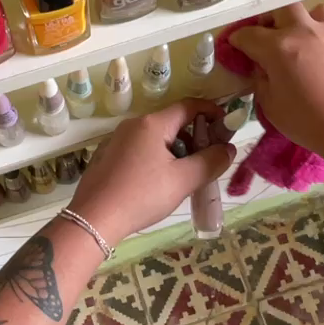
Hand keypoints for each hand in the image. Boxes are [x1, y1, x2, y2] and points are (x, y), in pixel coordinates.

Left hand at [70, 99, 236, 242]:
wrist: (94, 218)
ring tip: (183, 177)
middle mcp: (133, 125)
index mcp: (152, 124)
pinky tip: (156, 184)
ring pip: (155, 138)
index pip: (189, 106)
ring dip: (176, 151)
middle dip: (194, 138)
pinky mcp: (107, 156)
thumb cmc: (142, 196)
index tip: (226, 128)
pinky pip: (139, 149)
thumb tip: (229, 149)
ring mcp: (116, 140)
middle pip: (172, 122)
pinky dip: (156, 158)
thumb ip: (211, 162)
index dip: (212, 112)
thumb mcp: (183, 180)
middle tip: (206, 162)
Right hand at [227, 3, 323, 165]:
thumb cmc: (309, 122)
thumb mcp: (272, 107)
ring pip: (311, 10)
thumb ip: (262, 83)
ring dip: (300, 20)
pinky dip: (319, 32)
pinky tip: (318, 54)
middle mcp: (302, 31)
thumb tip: (262, 70)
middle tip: (265, 38)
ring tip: (298, 39)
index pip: (248, 35)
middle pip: (280, 9)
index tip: (233, 47)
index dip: (236, 40)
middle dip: (268, 20)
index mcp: (277, 48)